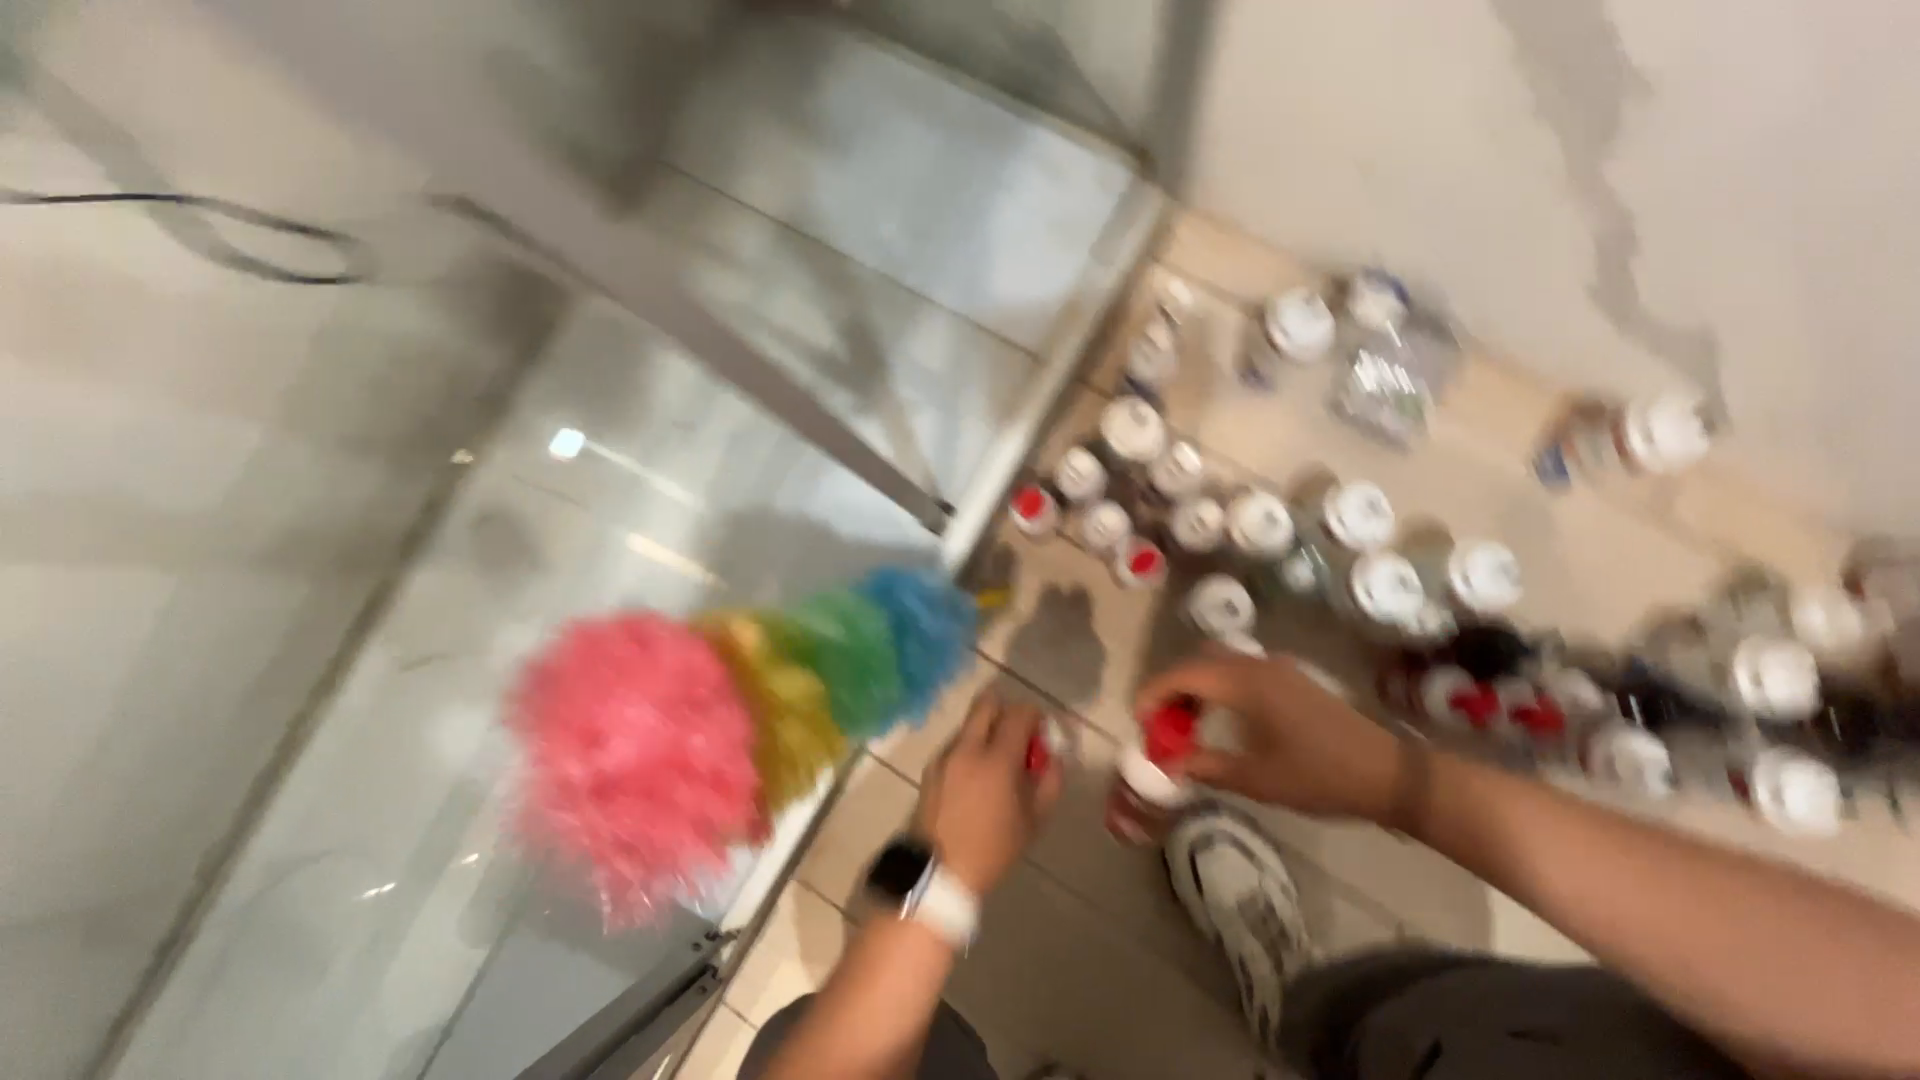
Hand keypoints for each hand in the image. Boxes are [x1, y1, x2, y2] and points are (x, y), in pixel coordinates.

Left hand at [916, 695, 1063, 894]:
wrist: (939, 872)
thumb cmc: (993, 850)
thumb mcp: (1033, 820)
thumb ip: (1050, 781)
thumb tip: (1054, 757)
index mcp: (996, 759)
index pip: (1019, 714)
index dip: (1035, 715)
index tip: (1043, 731)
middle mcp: (967, 748)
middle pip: (987, 703)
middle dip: (1007, 710)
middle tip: (1019, 735)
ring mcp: (944, 756)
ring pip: (969, 724)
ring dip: (987, 730)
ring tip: (997, 762)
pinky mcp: (930, 768)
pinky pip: (956, 744)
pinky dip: (970, 749)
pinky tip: (976, 778)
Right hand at [1135, 650, 1406, 823]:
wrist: (1388, 773)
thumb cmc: (1320, 777)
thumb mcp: (1256, 780)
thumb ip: (1205, 766)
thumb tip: (1169, 764)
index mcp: (1245, 683)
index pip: (1182, 675)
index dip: (1152, 694)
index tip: (1138, 722)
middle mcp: (1257, 665)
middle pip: (1196, 663)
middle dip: (1171, 689)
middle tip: (1160, 726)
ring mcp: (1277, 669)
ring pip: (1218, 664)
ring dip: (1195, 688)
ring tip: (1185, 727)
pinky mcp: (1291, 679)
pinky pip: (1239, 671)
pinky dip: (1218, 688)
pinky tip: (1220, 721)